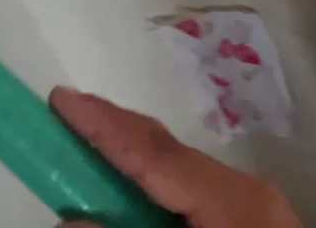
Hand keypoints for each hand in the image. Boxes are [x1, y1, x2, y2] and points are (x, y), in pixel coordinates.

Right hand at [50, 87, 302, 227]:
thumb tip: (72, 220)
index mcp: (233, 202)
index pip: (155, 154)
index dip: (105, 126)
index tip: (62, 99)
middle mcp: (245, 191)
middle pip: (170, 152)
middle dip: (116, 133)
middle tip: (67, 115)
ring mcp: (253, 205)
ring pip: (182, 172)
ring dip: (134, 163)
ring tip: (87, 151)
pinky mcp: (251, 221)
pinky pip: (195, 194)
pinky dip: (158, 192)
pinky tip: (133, 194)